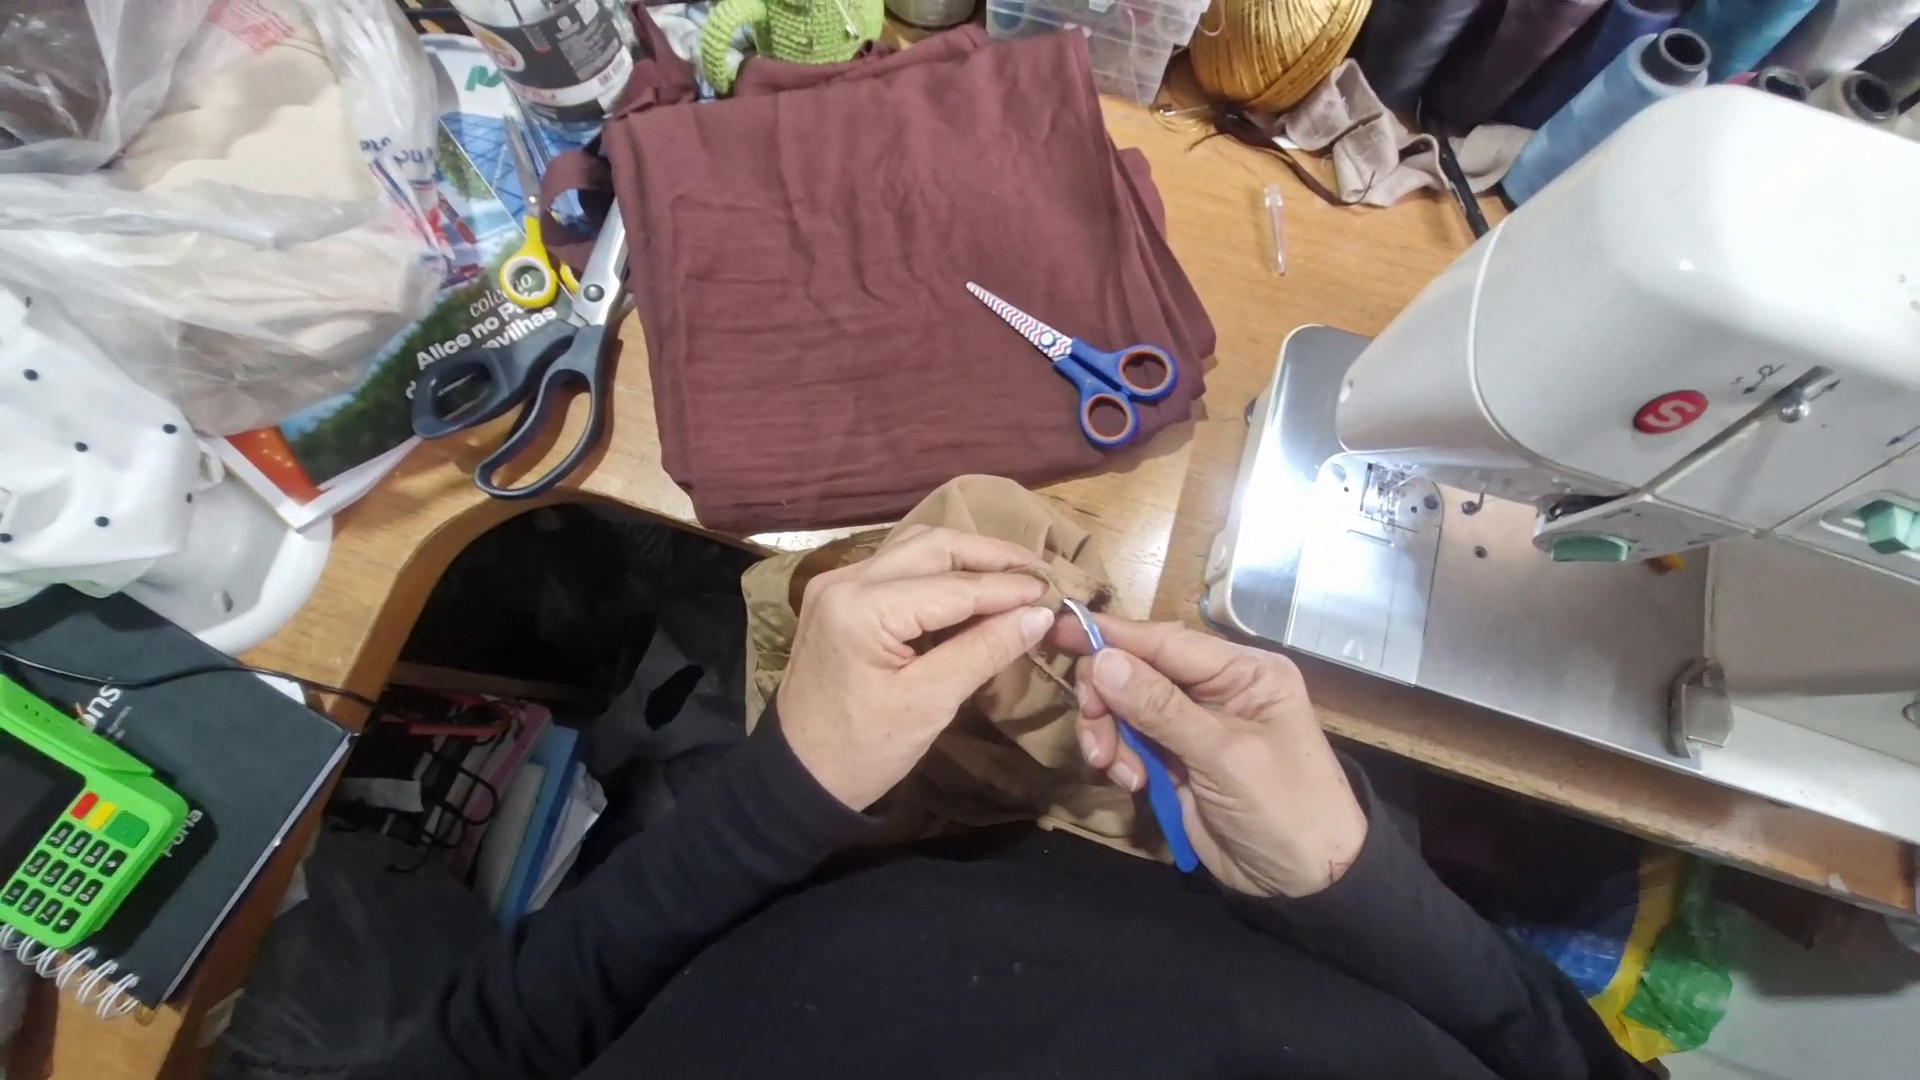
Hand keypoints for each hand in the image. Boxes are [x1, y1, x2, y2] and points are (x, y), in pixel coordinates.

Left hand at [778, 525, 1057, 810]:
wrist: (797, 776)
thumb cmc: (862, 751)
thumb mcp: (929, 703)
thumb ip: (984, 650)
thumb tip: (1038, 615)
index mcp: (861, 608)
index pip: (953, 586)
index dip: (1007, 588)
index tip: (1052, 590)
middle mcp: (845, 580)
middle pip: (932, 545)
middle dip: (989, 556)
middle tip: (1038, 573)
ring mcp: (837, 584)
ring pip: (915, 548)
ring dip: (965, 558)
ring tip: (1012, 576)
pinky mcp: (839, 597)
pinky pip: (899, 568)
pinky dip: (939, 573)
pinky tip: (971, 589)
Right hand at [1055, 616, 1368, 897]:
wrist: (1307, 889)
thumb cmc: (1284, 810)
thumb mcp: (1224, 756)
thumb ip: (1160, 708)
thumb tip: (1101, 660)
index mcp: (1241, 671)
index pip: (1164, 640)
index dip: (1111, 635)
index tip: (1059, 629)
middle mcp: (1212, 688)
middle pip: (1134, 670)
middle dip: (1107, 699)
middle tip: (1095, 732)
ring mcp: (1190, 723)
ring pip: (1123, 706)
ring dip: (1108, 734)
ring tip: (1113, 769)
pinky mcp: (1172, 757)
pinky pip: (1127, 740)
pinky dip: (1118, 758)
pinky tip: (1133, 784)